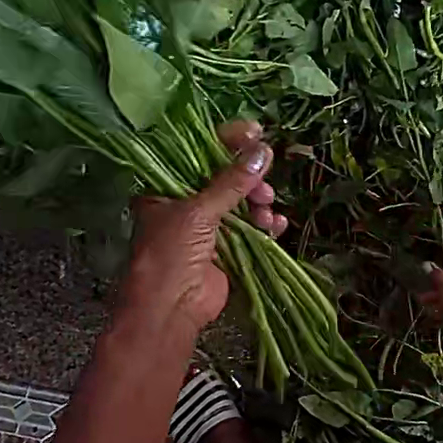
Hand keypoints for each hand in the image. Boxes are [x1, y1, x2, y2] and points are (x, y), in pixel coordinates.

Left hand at [117, 121, 283, 338]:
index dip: (228, 141)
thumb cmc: (170, 254)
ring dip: (259, 204)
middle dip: (250, 180)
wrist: (170, 309)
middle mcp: (187, 203)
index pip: (200, 152)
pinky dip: (265, 225)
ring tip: (267, 213)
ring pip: (243, 203)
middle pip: (227, 178)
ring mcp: (209, 227)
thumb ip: (232, 182)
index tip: (257, 133)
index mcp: (167, 187)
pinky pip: (252, 228)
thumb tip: (263, 151)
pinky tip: (275, 226)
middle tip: (264, 188)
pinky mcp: (227, 248)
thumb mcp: (198, 212)